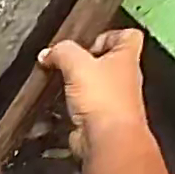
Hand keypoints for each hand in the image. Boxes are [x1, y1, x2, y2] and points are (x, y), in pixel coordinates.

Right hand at [37, 28, 148, 155]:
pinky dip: (71, 103)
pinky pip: (84, 104)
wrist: (106, 137)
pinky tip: (58, 105)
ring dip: (75, 83)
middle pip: (106, 60)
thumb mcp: (78, 65)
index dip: (107, 36)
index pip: (128, 35)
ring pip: (93, 83)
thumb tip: (47, 53)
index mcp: (127, 58)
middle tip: (64, 66)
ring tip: (57, 85)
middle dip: (83, 62)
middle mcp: (124, 77)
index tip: (85, 45)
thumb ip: (61, 53)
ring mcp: (112, 98)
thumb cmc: (101, 97)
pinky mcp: (98, 117)